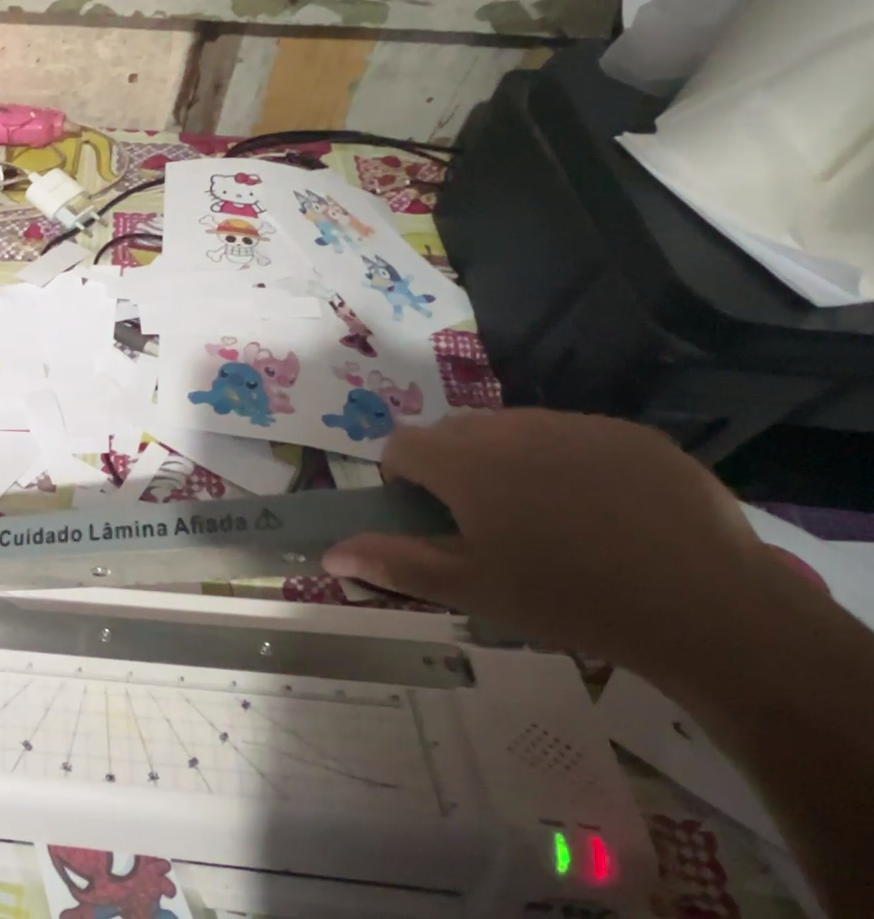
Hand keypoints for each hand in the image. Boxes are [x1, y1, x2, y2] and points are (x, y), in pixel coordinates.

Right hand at [323, 409, 792, 674]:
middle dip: (453, 466)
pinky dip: (566, 461)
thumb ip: (393, 563)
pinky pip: (574, 435)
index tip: (428, 518)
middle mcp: (512, 428)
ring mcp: (577, 426)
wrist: (705, 607)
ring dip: (507, 459)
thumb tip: (328, 554)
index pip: (402, 445)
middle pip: (456, 432)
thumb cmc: (565, 599)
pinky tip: (600, 512)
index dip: (402, 479)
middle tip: (483, 521)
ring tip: (543, 516)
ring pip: (514, 429)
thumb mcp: (469, 588)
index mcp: (464, 463)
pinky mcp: (632, 435)